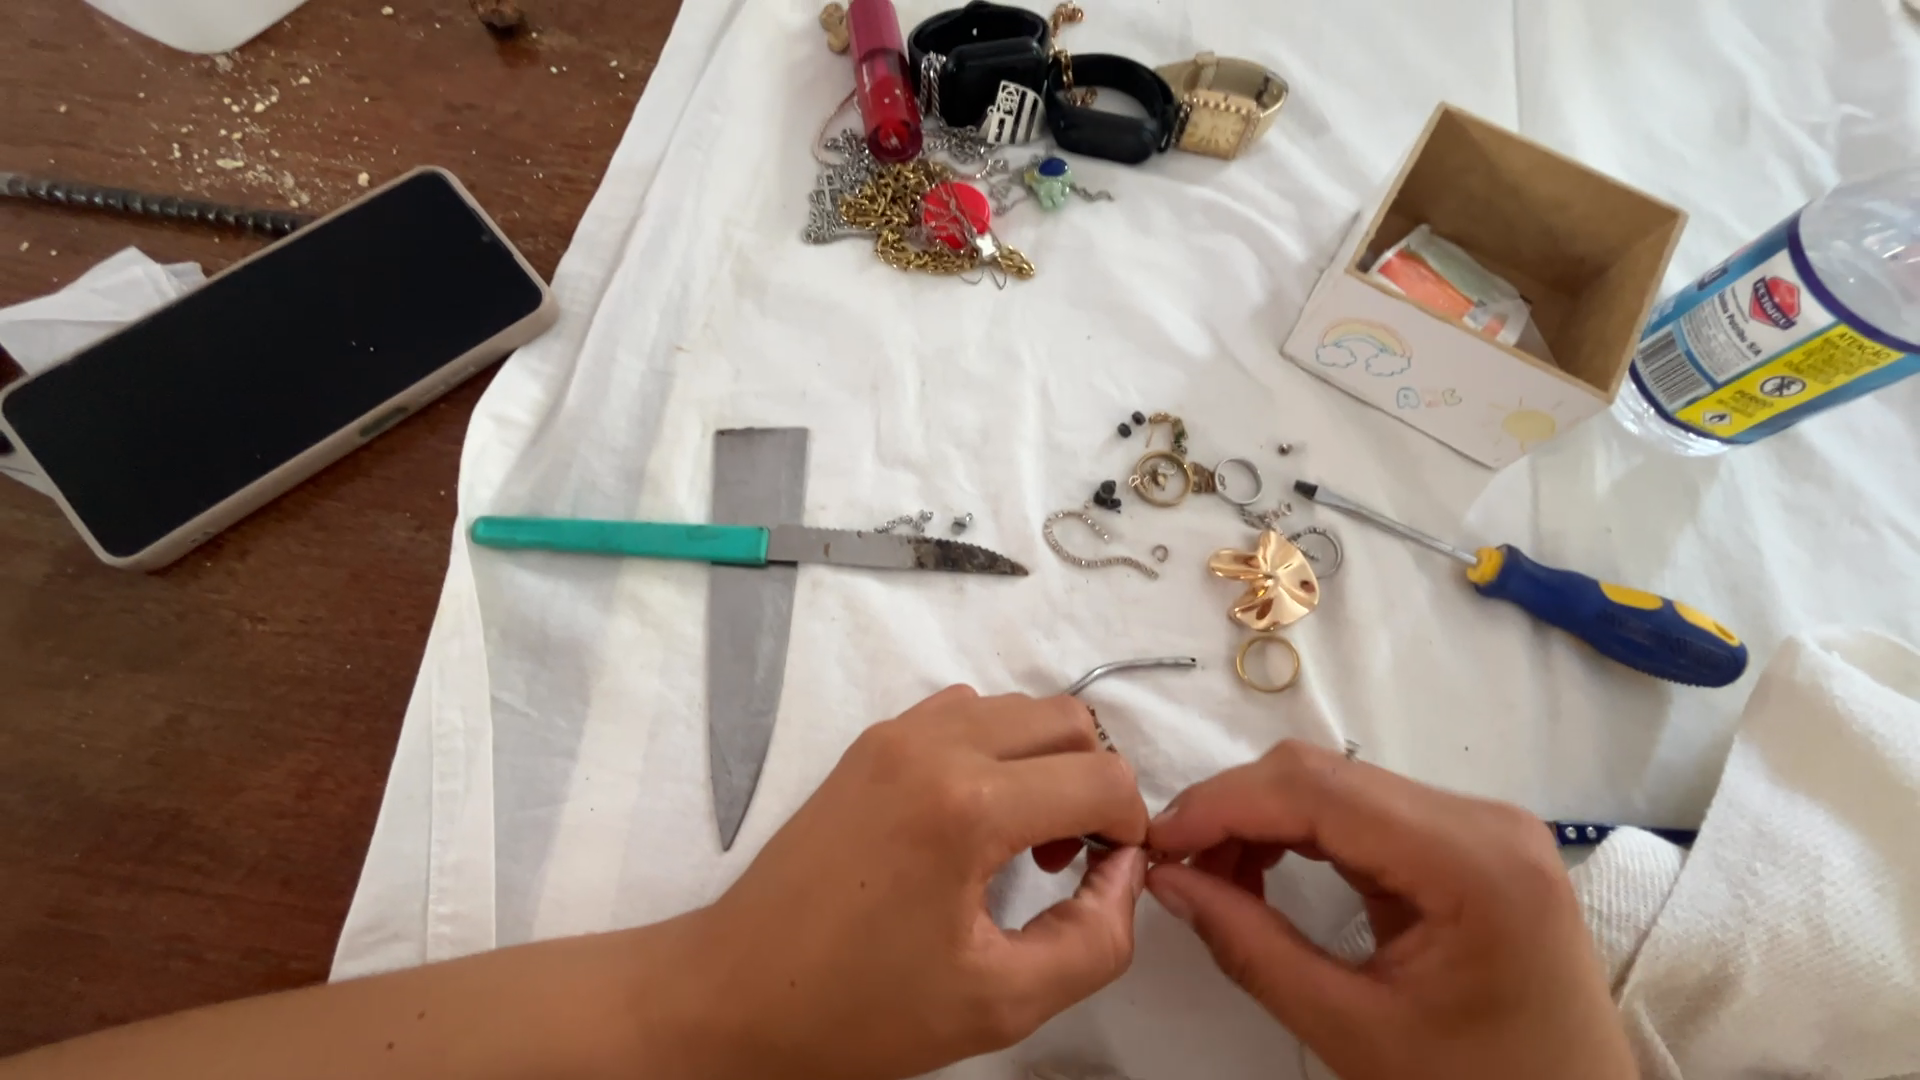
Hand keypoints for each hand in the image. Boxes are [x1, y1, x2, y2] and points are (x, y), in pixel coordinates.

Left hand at [686, 686, 1149, 1079]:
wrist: (737, 989)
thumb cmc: (863, 1008)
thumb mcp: (1002, 1001)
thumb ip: (1096, 938)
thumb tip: (1123, 868)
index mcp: (969, 805)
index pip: (1102, 778)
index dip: (1129, 827)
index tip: (1107, 875)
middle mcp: (937, 743)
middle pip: (1068, 721)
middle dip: (1092, 783)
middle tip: (1066, 855)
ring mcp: (899, 731)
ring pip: (1018, 708)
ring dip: (1044, 761)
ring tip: (1019, 836)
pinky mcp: (874, 738)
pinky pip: (965, 710)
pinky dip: (996, 747)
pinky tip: (973, 810)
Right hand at [1145, 741, 1633, 1079]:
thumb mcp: (1353, 1033)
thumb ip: (1249, 947)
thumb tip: (1164, 880)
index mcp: (1471, 862)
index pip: (1314, 789)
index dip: (1221, 804)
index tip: (1157, 843)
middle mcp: (1477, 817)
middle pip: (1318, 774)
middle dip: (1233, 811)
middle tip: (1179, 867)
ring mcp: (1473, 822)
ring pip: (1328, 783)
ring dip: (1256, 818)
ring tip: (1216, 878)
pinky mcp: (1458, 837)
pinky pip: (1352, 808)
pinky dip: (1292, 830)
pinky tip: (1260, 869)